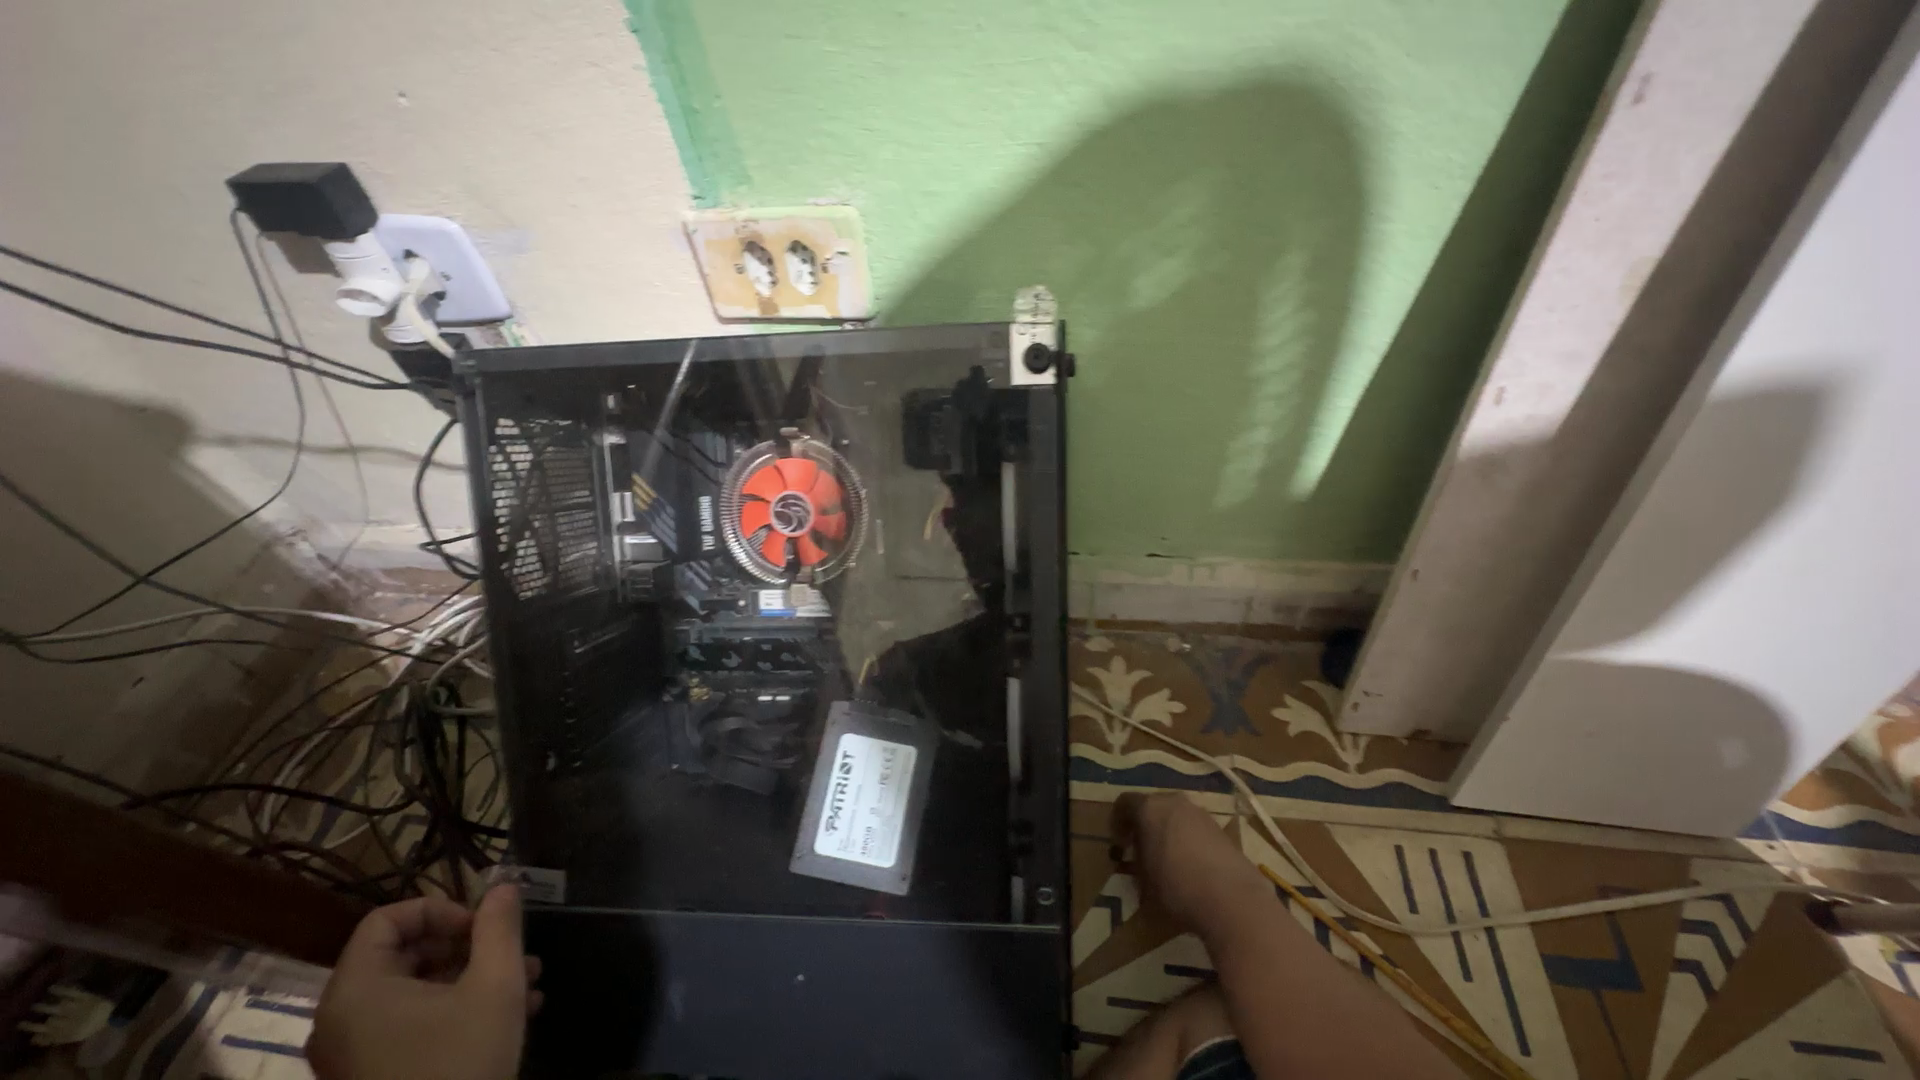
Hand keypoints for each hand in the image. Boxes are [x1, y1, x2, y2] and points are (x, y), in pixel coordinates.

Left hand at [307, 885, 541, 1079]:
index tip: (481, 927)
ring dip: (471, 976)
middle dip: (466, 946)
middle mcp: (342, 1019)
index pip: (386, 920)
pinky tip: (511, 1014)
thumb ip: (499, 928)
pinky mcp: (371, 1077)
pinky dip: (455, 1009)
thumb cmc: (461, 1063)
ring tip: (528, 982)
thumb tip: (502, 886)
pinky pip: (409, 1024)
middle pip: (400, 954)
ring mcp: (353, 1053)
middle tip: (511, 952)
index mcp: (357, 990)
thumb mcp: (494, 987)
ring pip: (414, 991)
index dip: (439, 910)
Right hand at [1112, 793, 1269, 931]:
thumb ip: (1136, 862)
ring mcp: (1202, 814)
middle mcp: (1175, 802)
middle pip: (1152, 805)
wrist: (1232, 899)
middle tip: (1141, 849)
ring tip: (1167, 860)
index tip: (1119, 843)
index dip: (1117, 821)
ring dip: (1168, 832)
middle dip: (1144, 824)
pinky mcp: (1222, 830)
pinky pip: (1196, 829)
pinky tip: (1191, 867)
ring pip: (1176, 816)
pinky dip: (1188, 840)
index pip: (1124, 802)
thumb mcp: (1143, 881)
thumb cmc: (1176, 887)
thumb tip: (1138, 859)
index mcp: (1149, 808)